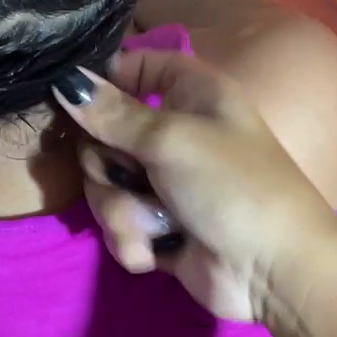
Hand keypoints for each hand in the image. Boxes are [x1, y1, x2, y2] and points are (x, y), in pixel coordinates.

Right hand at [54, 50, 336, 322]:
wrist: (271, 271)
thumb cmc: (232, 186)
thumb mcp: (170, 140)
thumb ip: (111, 113)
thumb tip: (65, 80)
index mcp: (190, 94)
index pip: (135, 66)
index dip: (104, 79)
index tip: (75, 101)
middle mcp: (173, 133)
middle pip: (102, 135)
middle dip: (107, 167)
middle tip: (130, 176)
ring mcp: (161, 182)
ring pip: (104, 184)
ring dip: (122, 211)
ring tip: (155, 225)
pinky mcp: (153, 224)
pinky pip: (116, 222)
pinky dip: (133, 239)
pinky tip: (160, 250)